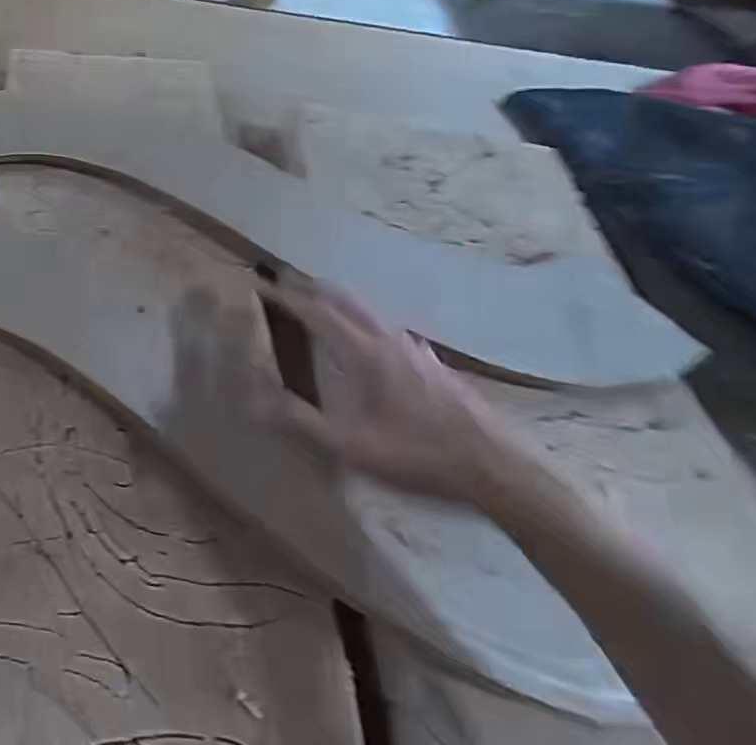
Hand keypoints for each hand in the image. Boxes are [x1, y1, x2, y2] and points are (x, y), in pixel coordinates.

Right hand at [263, 282, 530, 507]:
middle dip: (317, 290)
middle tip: (292, 286)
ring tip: (324, 307)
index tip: (266, 289)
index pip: (320, 314)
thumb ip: (304, 423)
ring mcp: (418, 350)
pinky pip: (390, 329)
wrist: (497, 468)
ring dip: (344, 304)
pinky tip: (370, 344)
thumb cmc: (420, 456)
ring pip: (373, 313)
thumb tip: (257, 404)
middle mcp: (392, 341)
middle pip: (349, 301)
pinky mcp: (434, 365)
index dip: (290, 300)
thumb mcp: (354, 448)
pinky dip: (367, 322)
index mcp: (368, 354)